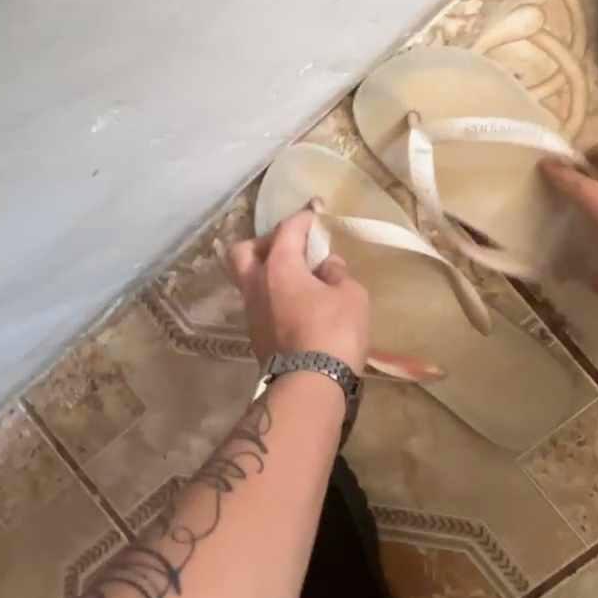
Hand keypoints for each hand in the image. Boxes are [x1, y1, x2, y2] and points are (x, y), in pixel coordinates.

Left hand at [224, 205, 370, 374]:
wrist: (310, 385)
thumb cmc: (334, 332)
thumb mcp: (351, 295)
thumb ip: (338, 274)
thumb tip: (327, 266)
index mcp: (279, 267)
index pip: (287, 229)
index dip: (303, 218)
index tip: (316, 212)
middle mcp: (257, 284)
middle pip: (245, 252)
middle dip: (266, 243)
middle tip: (290, 247)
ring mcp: (252, 312)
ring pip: (250, 279)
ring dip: (270, 272)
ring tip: (299, 277)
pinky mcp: (256, 335)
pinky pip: (261, 302)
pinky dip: (275, 295)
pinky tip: (299, 302)